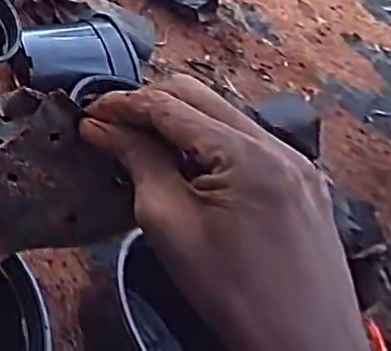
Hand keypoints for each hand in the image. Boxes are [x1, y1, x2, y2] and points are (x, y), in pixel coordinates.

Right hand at [80, 76, 365, 350]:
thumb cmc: (235, 296)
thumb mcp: (169, 222)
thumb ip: (135, 159)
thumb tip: (97, 125)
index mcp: (248, 155)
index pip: (167, 104)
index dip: (120, 103)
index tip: (88, 113)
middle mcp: (278, 147)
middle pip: (194, 94)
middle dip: (147, 103)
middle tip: (113, 126)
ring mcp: (296, 163)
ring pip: (217, 110)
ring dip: (175, 119)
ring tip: (143, 145)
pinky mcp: (302, 182)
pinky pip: (241, 136)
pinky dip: (203, 138)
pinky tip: (184, 164)